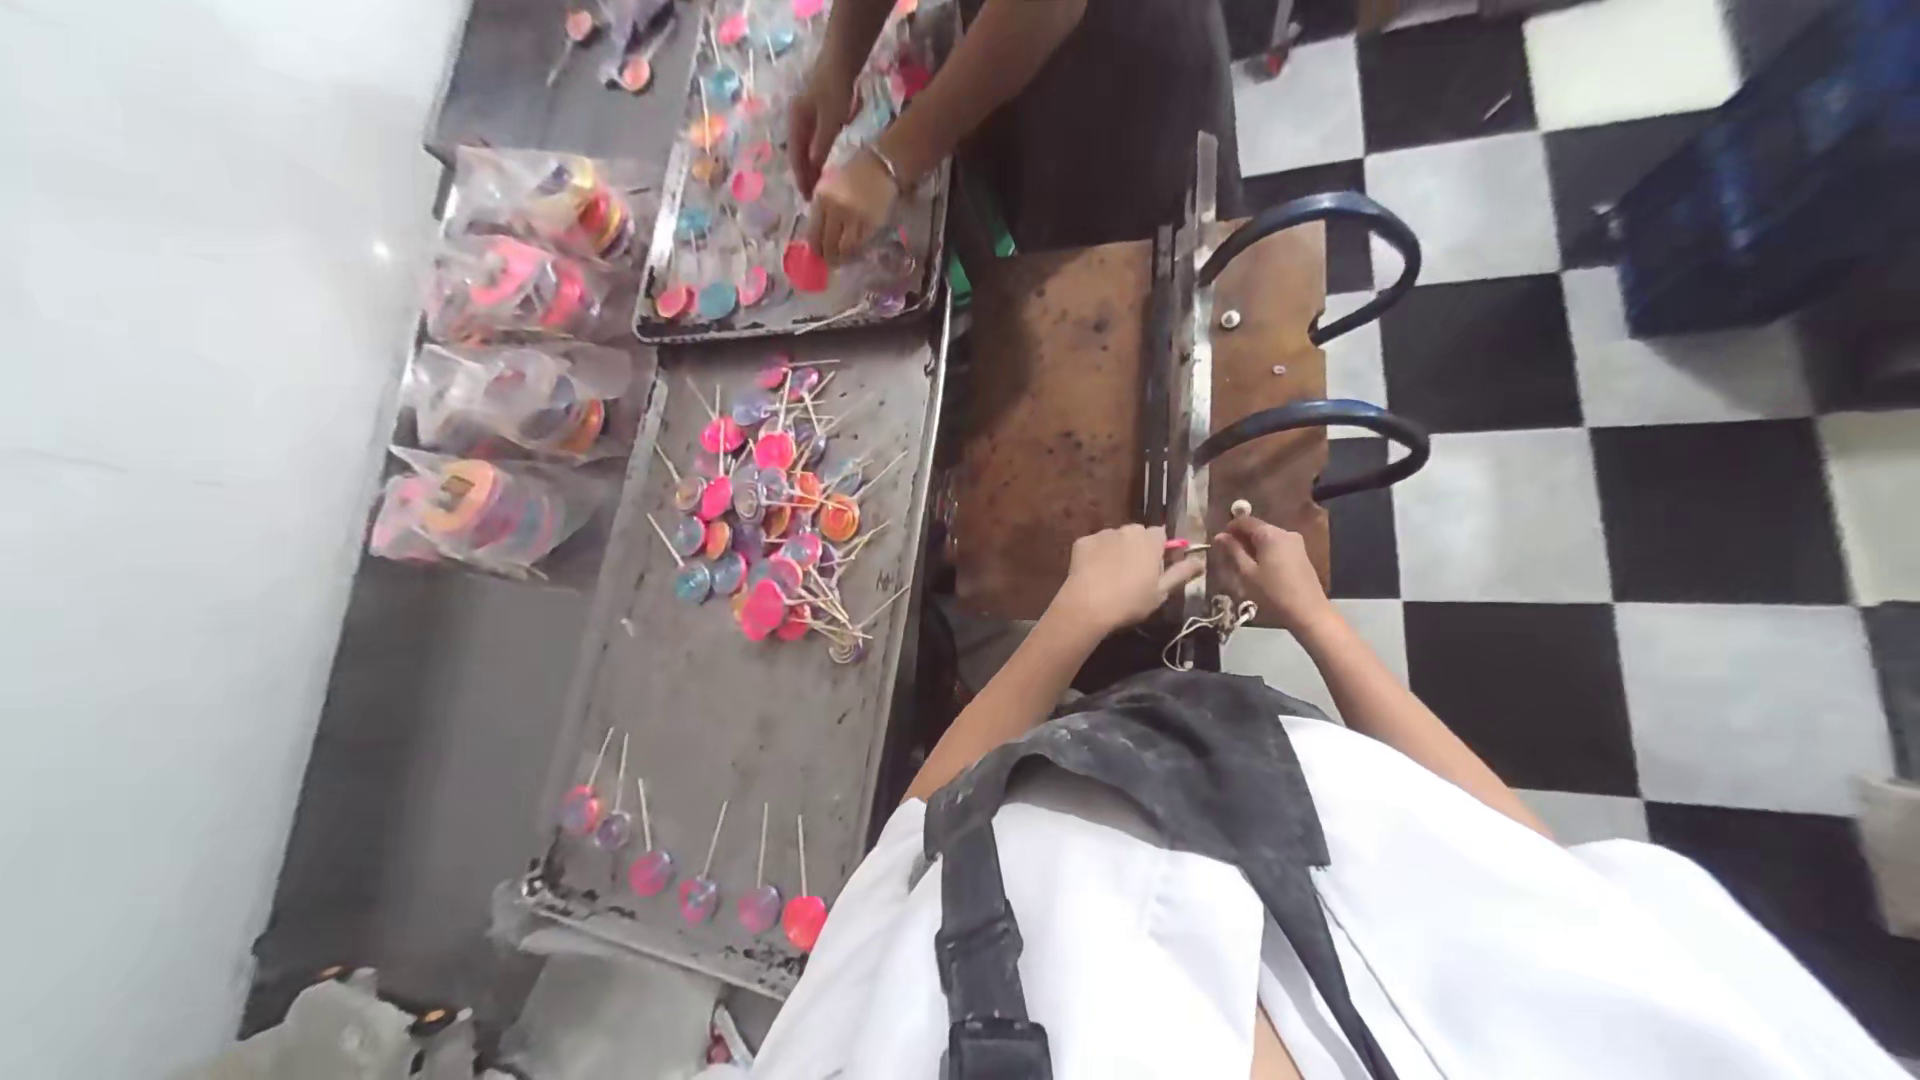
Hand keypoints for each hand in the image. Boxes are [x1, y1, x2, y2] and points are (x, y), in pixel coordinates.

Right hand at [789, 61, 857, 198]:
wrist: (840, 64)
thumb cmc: (835, 91)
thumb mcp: (830, 120)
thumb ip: (821, 144)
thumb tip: (812, 167)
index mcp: (796, 123)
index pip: (796, 158)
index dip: (801, 178)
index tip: (807, 197)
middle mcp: (796, 122)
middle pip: (798, 156)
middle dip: (804, 176)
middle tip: (812, 198)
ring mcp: (804, 119)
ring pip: (804, 151)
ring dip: (810, 169)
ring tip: (816, 187)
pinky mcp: (814, 118)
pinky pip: (812, 144)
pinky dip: (815, 158)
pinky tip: (821, 166)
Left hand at [807, 148, 896, 264]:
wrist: (881, 167)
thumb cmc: (853, 174)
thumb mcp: (829, 186)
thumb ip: (821, 209)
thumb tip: (816, 236)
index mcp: (822, 198)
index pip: (813, 233)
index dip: (815, 249)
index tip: (817, 255)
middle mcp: (837, 209)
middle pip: (828, 244)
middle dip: (828, 257)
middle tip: (830, 262)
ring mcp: (855, 218)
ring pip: (845, 249)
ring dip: (842, 258)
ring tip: (842, 259)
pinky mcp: (871, 224)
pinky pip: (860, 245)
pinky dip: (856, 251)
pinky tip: (854, 251)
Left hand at [1049, 525, 1203, 637]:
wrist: (1087, 606)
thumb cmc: (1130, 601)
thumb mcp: (1162, 591)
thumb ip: (1181, 572)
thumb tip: (1200, 561)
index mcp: (1150, 539)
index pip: (1161, 535)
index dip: (1160, 550)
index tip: (1156, 568)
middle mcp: (1126, 530)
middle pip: (1137, 534)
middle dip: (1138, 548)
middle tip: (1134, 574)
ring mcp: (1102, 534)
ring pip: (1115, 538)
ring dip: (1117, 550)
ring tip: (1112, 576)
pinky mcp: (1082, 542)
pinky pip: (1095, 545)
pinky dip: (1096, 555)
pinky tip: (1094, 574)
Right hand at [1213, 516, 1333, 632]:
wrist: (1307, 611)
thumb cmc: (1272, 592)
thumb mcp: (1247, 572)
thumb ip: (1233, 551)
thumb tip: (1219, 536)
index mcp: (1270, 534)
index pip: (1245, 520)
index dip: (1230, 528)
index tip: (1220, 542)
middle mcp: (1284, 532)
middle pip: (1258, 527)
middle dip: (1242, 537)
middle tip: (1229, 555)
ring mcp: (1296, 542)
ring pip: (1268, 537)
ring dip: (1254, 545)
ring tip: (1244, 563)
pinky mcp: (1301, 553)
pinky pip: (1278, 545)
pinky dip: (1266, 550)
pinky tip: (1261, 567)